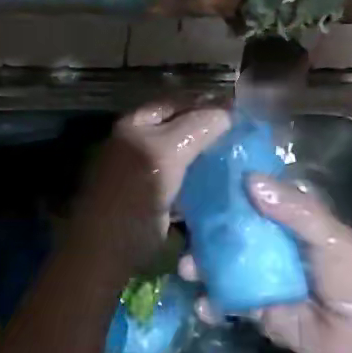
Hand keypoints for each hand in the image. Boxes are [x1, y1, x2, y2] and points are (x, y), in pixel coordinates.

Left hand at [71, 102, 231, 271]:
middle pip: (182, 128)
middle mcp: (139, 142)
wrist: (109, 250)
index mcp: (136, 124)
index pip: (177, 102)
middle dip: (210, 131)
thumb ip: (196, 127)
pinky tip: (224, 182)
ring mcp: (147, 172)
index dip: (206, 103)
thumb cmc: (134, 194)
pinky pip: (185, 181)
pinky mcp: (156, 198)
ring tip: (238, 156)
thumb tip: (227, 113)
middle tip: (242, 134)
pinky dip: (202, 180)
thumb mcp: (166, 153)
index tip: (237, 111)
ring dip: (208, 156)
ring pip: (185, 155)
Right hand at [182, 174, 351, 352]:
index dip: (225, 190)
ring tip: (186, 269)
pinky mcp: (256, 311)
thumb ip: (292, 209)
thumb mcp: (326, 234)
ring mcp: (259, 277)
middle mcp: (268, 243)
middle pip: (229, 231)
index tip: (194, 180)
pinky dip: (211, 304)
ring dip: (200, 265)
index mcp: (287, 218)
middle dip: (204, 231)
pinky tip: (202, 305)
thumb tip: (250, 180)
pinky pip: (227, 303)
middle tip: (181, 230)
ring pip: (222, 265)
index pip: (251, 197)